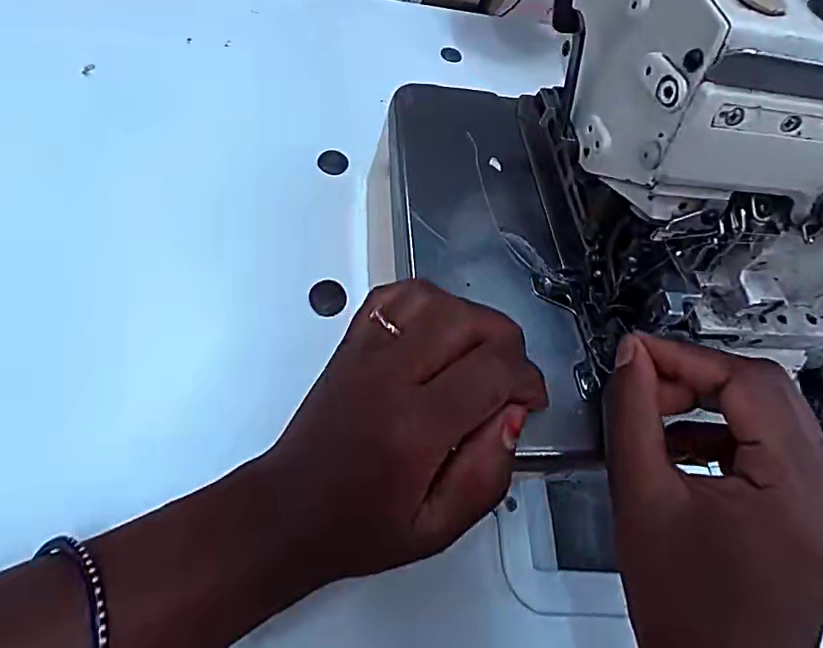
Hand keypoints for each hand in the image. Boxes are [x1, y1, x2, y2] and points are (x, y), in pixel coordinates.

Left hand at [254, 279, 548, 582]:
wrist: (293, 506)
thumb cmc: (356, 522)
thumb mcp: (438, 527)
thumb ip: (487, 473)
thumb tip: (513, 414)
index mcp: (413, 429)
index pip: (491, 370)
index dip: (527, 379)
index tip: (529, 397)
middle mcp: (386, 378)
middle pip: (466, 321)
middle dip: (506, 343)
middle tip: (508, 377)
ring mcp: (364, 352)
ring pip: (431, 297)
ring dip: (467, 316)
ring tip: (475, 352)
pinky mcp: (350, 341)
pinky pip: (391, 295)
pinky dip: (424, 300)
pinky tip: (435, 327)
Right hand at [607, 335, 822, 647]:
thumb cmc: (686, 609)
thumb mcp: (641, 493)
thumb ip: (632, 411)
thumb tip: (633, 357)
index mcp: (800, 494)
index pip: (749, 384)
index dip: (685, 357)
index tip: (638, 351)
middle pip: (767, 392)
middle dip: (697, 376)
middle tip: (645, 380)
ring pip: (770, 416)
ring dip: (709, 403)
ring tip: (657, 415)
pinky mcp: (814, 519)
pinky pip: (772, 448)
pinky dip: (723, 433)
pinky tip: (680, 446)